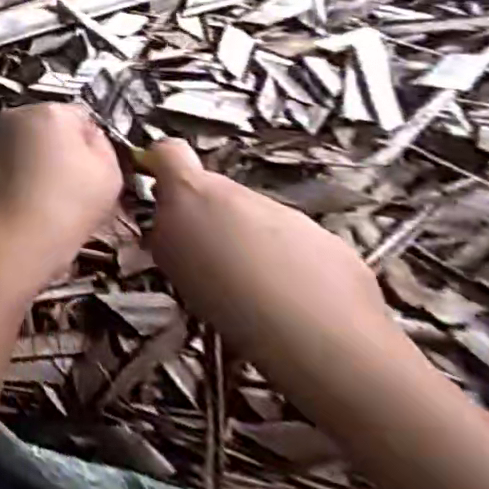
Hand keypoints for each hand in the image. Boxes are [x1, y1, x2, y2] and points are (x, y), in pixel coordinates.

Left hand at [0, 104, 123, 261]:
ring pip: (20, 137)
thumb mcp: (109, 172)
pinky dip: (8, 164)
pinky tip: (18, 188)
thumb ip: (101, 143)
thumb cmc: (68, 201)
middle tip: (68, 177)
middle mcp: (15, 114)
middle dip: (56, 143)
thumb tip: (89, 135)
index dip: (88, 140)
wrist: (15, 229)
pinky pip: (0, 152)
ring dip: (29, 152)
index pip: (79, 116)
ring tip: (41, 187)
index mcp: (52, 112)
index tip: (91, 164)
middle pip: (45, 123)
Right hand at [138, 137, 397, 370]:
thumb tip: (167, 215)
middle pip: (216, 189)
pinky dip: (288, 259)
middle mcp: (241, 193)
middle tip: (206, 251)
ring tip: (251, 281)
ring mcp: (289, 214)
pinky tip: (289, 295)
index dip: (160, 162)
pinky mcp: (331, 241)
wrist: (320, 338)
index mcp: (192, 190)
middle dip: (208, 212)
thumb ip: (165, 223)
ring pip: (256, 216)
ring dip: (248, 237)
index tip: (158, 185)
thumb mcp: (168, 258)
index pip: (167, 150)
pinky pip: (297, 241)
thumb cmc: (225, 297)